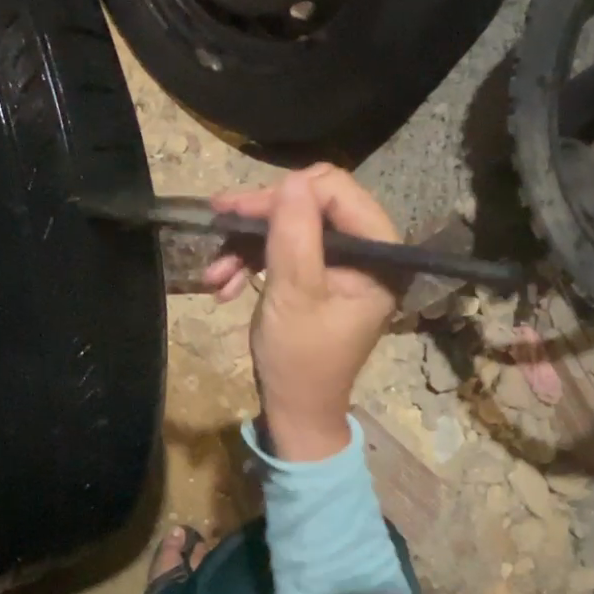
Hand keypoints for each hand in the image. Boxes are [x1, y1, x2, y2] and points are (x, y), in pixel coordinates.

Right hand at [203, 165, 402, 460]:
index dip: (284, 195)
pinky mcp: (319, 277)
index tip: (237, 211)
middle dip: (259, 221)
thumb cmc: (300, 360)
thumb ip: (294, 235)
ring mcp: (343, 265)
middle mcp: (368, 252)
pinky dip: (251, 263)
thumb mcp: (293, 295)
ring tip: (214, 275)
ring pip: (290, 227)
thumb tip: (291, 180)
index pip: (336, 192)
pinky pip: (284, 250)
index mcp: (380, 254)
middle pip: (310, 206)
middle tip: (217, 226)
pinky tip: (223, 285)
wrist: (296, 412)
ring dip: (246, 246)